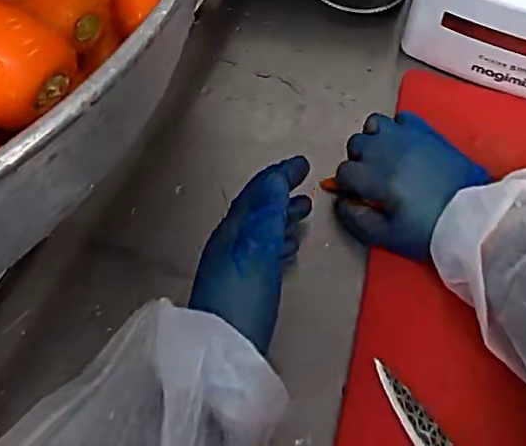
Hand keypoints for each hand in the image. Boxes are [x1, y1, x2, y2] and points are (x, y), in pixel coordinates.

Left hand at [187, 156, 311, 355]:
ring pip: (260, 230)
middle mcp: (229, 243)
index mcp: (232, 230)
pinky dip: (278, 241)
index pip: (257, 192)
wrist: (218, 361)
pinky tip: (289, 249)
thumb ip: (267, 214)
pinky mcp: (239, 289)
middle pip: (258, 208)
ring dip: (281, 216)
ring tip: (304, 212)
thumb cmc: (242, 300)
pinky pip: (262, 251)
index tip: (303, 164)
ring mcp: (232, 267)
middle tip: (307, 186)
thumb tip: (276, 178)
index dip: (280, 174)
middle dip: (282, 193)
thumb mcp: (258, 251)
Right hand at [333, 112, 490, 261]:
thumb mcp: (389, 237)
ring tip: (385, 155)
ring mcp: (405, 135)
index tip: (359, 195)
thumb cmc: (429, 229)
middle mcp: (384, 149)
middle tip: (373, 177)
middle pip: (355, 143)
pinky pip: (401, 118)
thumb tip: (342, 203)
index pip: (344, 172)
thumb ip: (358, 221)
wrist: (471, 215)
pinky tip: (406, 145)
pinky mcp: (424, 129)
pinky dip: (398, 128)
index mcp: (374, 176)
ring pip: (374, 123)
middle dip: (358, 160)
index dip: (347, 185)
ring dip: (374, 138)